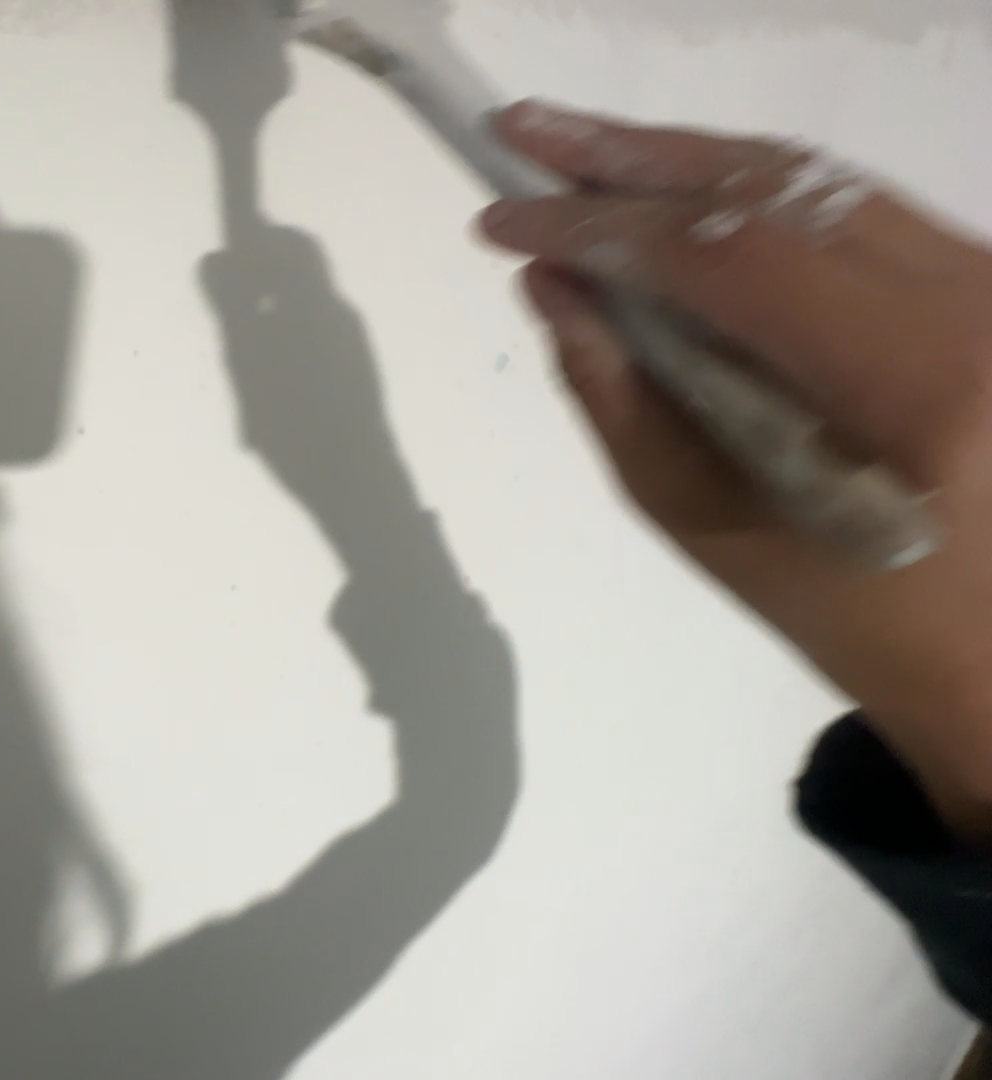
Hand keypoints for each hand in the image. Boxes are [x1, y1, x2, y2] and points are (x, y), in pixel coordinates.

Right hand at [476, 100, 991, 838]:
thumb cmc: (836, 605)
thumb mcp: (695, 510)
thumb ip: (616, 388)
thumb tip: (550, 287)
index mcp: (907, 377)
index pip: (725, 257)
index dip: (599, 224)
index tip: (498, 217)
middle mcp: (981, 295)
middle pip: (776, 186)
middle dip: (630, 153)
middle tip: (522, 128)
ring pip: (811, 183)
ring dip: (676, 161)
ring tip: (571, 149)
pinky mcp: (984, 279)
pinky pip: (839, 212)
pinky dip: (729, 197)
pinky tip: (657, 193)